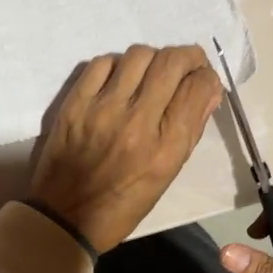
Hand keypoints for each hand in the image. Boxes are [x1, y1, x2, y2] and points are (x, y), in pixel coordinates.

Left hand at [30, 44, 223, 252]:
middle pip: (171, 62)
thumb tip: (207, 90)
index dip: (207, 77)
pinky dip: (117, 65)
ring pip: (138, 55)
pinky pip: (102, 63)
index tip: (202, 81)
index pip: (198, 87)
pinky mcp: (75, 104)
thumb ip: (189, 130)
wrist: (65, 217)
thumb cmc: (123, 204)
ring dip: (152, 59)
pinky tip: (118, 80)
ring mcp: (103, 109)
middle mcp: (138, 121)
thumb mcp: (167, 175)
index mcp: (166, 147)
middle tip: (184, 66)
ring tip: (149, 75)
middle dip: (187, 57)